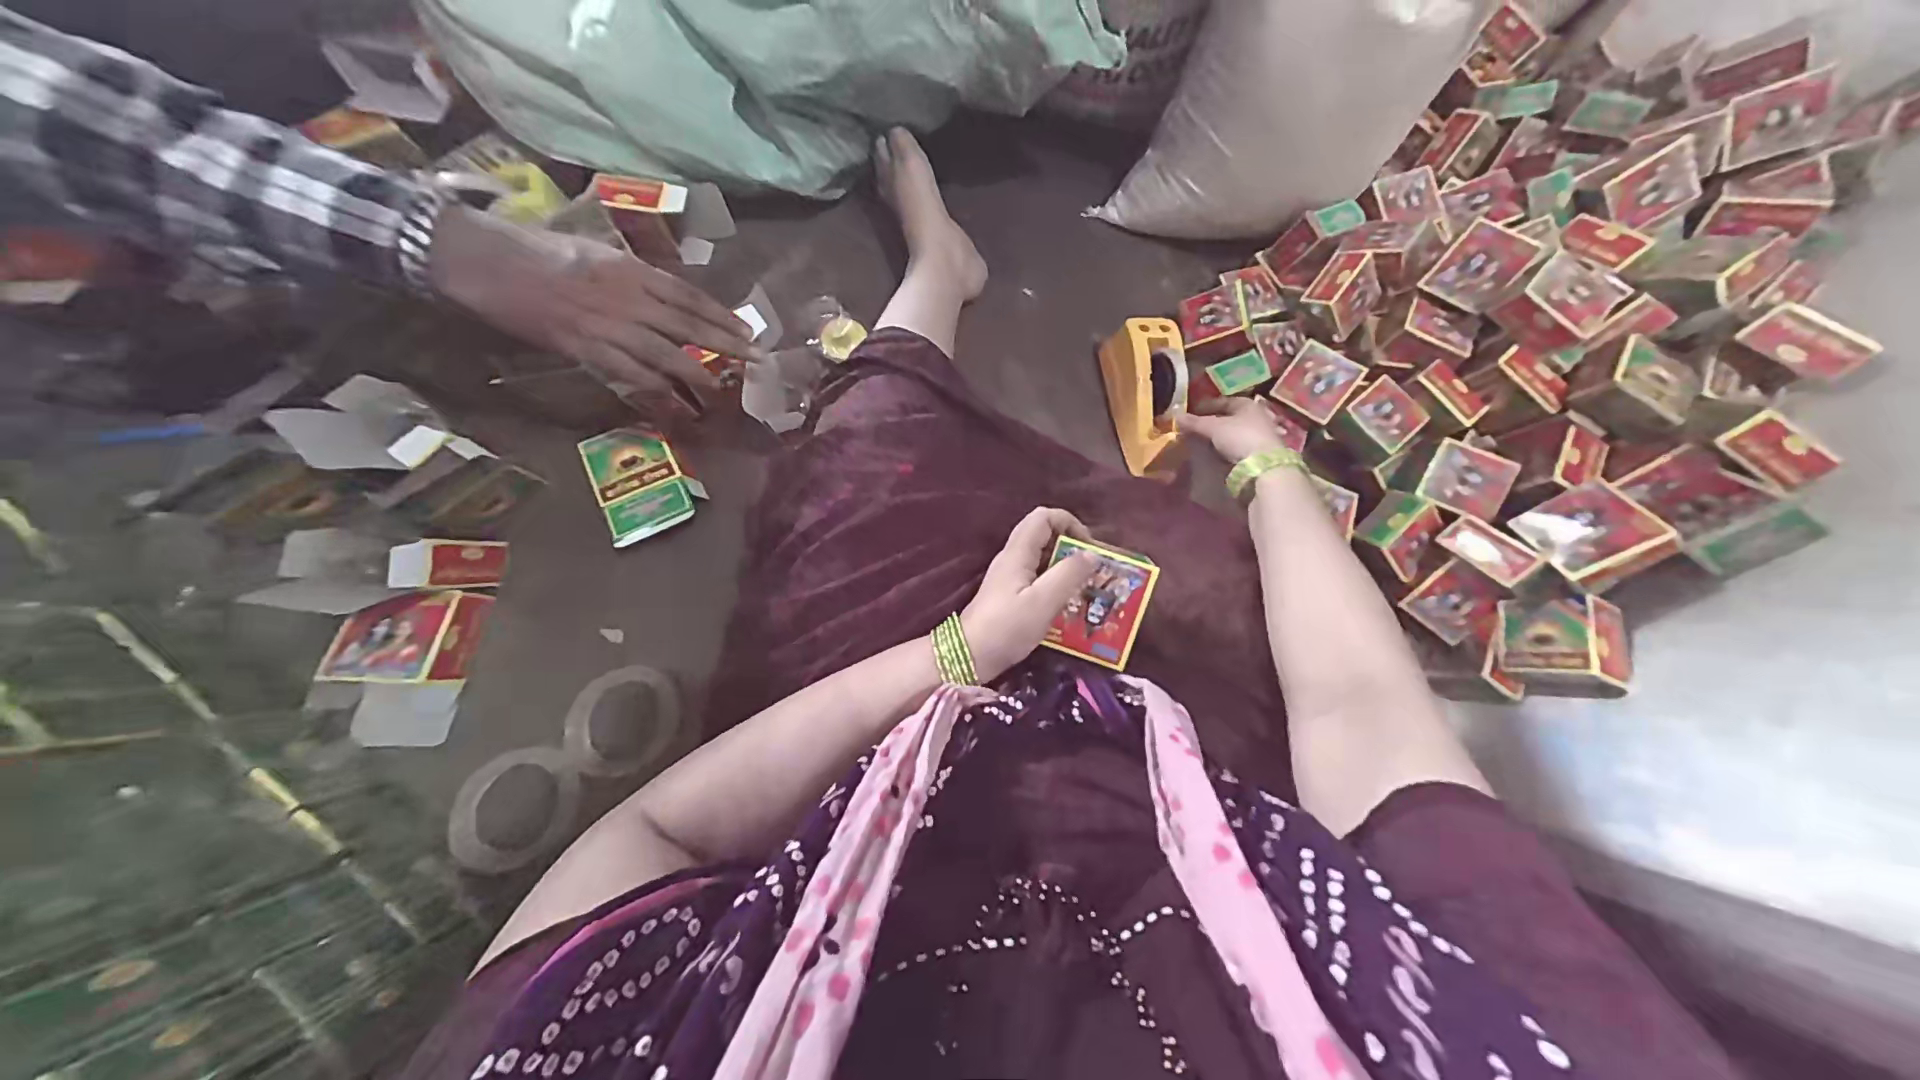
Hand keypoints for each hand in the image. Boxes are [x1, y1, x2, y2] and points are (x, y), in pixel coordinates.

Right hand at [427, 205, 762, 410]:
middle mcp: (630, 299)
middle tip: (756, 363)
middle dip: (727, 347)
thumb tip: (667, 297)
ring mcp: (611, 328)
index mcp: (633, 270)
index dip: (722, 317)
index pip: (690, 298)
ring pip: (668, 357)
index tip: (747, 333)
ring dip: (699, 376)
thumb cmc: (540, 250)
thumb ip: (635, 274)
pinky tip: (678, 407)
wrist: (489, 262)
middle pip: (689, 327)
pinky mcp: (589, 351)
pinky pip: (632, 378)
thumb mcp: (598, 251)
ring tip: (723, 391)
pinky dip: (657, 394)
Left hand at [960, 508, 1099, 681]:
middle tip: (1092, 572)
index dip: (1070, 523)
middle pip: (1044, 535)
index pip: (1044, 517)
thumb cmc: (1007, 628)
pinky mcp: (1009, 595)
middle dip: (1072, 548)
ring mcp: (1009, 577)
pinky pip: (1037, 578)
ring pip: (1042, 559)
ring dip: (1065, 569)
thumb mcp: (1043, 601)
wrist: (969, 656)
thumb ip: (1069, 574)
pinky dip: (1055, 585)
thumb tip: (1092, 554)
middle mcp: (1012, 559)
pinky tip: (1067, 606)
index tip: (1089, 550)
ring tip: (1085, 590)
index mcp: (1018, 553)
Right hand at [1176, 397, 1292, 462]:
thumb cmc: (1240, 437)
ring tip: (1203, 441)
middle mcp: (1257, 416)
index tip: (1192, 412)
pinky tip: (1217, 453)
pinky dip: (1227, 447)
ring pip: (1235, 432)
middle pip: (1230, 417)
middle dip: (1213, 422)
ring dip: (1220, 436)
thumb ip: (1195, 422)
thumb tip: (1176, 416)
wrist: (1264, 465)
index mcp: (1247, 405)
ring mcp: (1260, 435)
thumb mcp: (1214, 428)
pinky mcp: (1260, 452)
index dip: (1207, 405)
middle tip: (1195, 428)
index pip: (1224, 401)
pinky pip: (1239, 446)